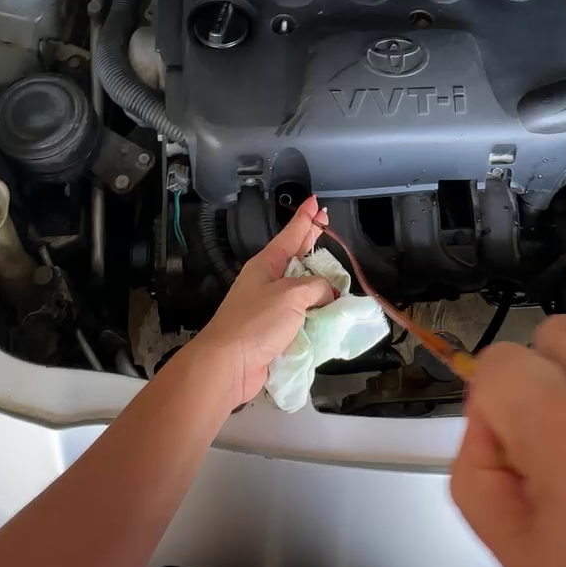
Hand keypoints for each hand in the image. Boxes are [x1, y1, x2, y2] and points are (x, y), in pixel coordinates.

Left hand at [177, 196, 338, 410]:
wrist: (227, 365)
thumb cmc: (255, 323)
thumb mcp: (291, 295)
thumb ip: (316, 287)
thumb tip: (328, 292)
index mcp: (267, 264)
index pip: (291, 234)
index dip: (306, 217)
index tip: (315, 201)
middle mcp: (267, 282)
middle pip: (295, 257)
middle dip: (312, 242)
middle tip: (327, 225)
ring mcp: (269, 307)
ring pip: (300, 289)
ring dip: (318, 285)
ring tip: (338, 278)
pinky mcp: (273, 331)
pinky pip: (299, 317)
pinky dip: (314, 315)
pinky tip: (329, 315)